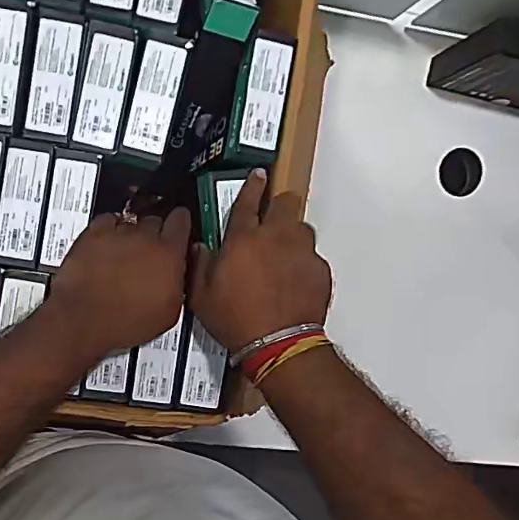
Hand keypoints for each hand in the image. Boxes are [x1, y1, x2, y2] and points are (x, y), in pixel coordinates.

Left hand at [39, 207, 191, 357]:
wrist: (84, 320)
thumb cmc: (122, 321)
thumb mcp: (167, 313)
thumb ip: (176, 285)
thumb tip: (176, 282)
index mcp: (169, 254)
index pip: (181, 221)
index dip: (180, 224)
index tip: (178, 226)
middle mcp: (145, 238)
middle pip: (155, 220)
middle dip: (153, 234)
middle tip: (146, 253)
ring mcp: (118, 233)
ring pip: (130, 222)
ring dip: (129, 235)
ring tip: (123, 254)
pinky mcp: (93, 234)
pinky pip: (106, 221)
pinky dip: (107, 230)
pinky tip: (106, 244)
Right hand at [189, 168, 331, 351]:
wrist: (278, 343)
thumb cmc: (238, 319)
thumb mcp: (201, 295)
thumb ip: (199, 265)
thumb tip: (199, 249)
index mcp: (243, 239)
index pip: (248, 200)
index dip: (252, 185)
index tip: (257, 176)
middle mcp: (275, 238)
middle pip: (285, 202)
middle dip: (279, 205)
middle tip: (271, 218)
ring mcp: (301, 252)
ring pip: (302, 227)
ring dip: (292, 233)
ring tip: (282, 252)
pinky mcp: (319, 269)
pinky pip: (313, 256)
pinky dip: (304, 262)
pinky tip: (293, 279)